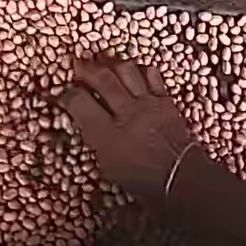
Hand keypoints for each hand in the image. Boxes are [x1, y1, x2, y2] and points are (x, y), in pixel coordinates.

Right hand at [58, 56, 202, 205]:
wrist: (182, 178)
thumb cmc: (145, 181)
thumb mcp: (110, 168)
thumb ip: (97, 141)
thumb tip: (89, 123)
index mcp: (106, 135)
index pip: (78, 102)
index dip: (66, 94)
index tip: (64, 94)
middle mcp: (126, 113)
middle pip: (102, 78)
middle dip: (86, 69)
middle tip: (77, 64)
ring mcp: (148, 104)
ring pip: (126, 70)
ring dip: (112, 64)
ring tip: (104, 64)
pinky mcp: (165, 101)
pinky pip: (152, 75)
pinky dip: (141, 70)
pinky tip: (135, 72)